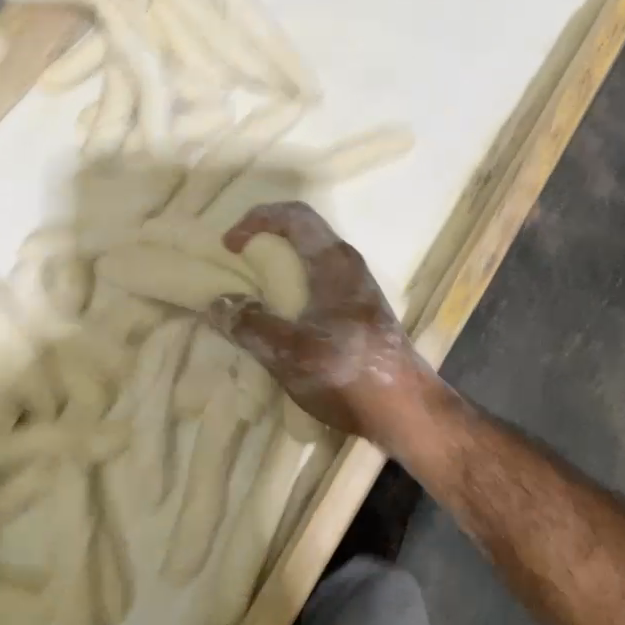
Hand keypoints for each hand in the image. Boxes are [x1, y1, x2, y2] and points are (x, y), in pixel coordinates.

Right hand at [207, 201, 449, 452]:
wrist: (405, 409)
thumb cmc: (348, 374)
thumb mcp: (289, 353)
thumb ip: (251, 325)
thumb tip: (218, 303)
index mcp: (333, 262)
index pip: (294, 215)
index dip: (257, 219)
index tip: (230, 246)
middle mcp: (347, 265)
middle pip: (302, 232)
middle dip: (265, 240)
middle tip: (236, 264)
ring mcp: (356, 287)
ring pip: (311, 258)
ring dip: (279, 265)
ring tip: (252, 291)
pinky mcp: (358, 310)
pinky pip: (318, 281)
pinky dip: (293, 286)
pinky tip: (280, 317)